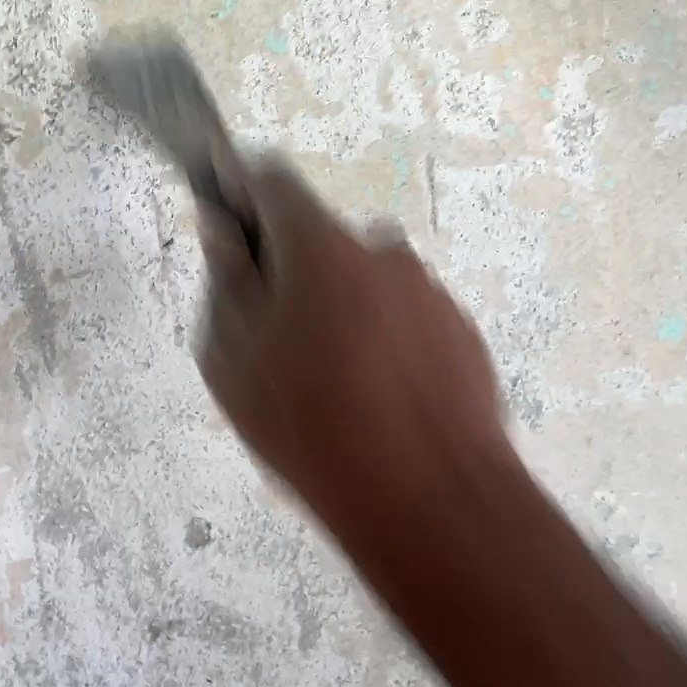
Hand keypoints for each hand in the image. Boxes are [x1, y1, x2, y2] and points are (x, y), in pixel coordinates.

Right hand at [196, 152, 510, 542]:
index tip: (224, 219)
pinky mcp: (462, 335)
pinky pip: (400, 317)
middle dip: (288, 267)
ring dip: (335, 305)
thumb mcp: (231, 356)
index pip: (271, 179)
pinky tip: (369, 398)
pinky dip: (377, 337)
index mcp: (320, 246)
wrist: (434, 507)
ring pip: (361, 280)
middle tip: (270, 333)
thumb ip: (224, 279)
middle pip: (318, 238)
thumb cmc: (311, 424)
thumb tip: (225, 233)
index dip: (239, 188)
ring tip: (326, 380)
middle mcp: (381, 252)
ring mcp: (429, 293)